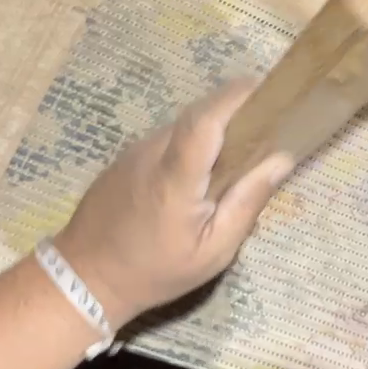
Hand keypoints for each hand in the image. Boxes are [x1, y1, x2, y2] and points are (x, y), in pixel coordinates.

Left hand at [53, 81, 293, 326]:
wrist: (85, 278)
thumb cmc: (155, 271)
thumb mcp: (213, 252)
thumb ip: (247, 203)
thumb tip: (281, 159)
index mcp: (176, 178)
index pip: (206, 119)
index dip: (237, 97)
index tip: (270, 90)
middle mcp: (153, 152)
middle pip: (199, 112)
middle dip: (236, 105)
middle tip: (269, 118)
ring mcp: (136, 151)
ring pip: (185, 124)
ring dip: (215, 126)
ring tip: (242, 147)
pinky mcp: (128, 156)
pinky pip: (170, 137)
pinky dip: (194, 141)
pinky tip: (205, 167)